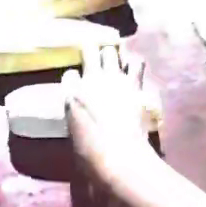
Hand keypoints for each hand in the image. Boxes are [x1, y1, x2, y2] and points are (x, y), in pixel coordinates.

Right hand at [62, 43, 160, 179]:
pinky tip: (134, 72)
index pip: (69, 74)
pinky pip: (136, 63)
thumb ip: (77, 121)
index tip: (78, 85)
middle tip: (97, 62)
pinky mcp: (134, 84)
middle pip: (89, 51)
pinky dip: (134, 65)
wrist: (119, 155)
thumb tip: (82, 121)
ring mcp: (113, 79)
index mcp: (71, 95)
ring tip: (115, 64)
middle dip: (92, 54)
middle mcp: (90, 80)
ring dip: (112, 56)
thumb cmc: (92, 155)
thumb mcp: (75, 137)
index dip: (74, 79)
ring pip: (110, 51)